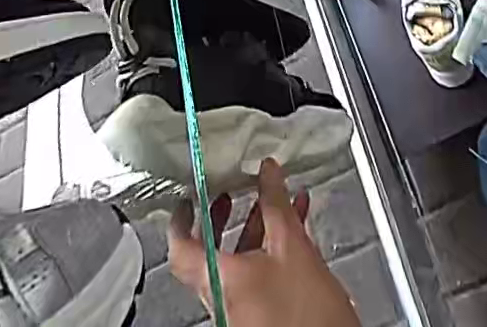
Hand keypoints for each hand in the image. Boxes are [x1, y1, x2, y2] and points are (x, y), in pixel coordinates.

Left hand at [166, 160, 358, 326]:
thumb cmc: (304, 314)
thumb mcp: (290, 244)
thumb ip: (275, 202)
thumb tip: (267, 173)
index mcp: (219, 280)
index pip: (181, 249)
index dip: (181, 220)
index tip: (187, 201)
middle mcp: (223, 299)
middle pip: (210, 252)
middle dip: (221, 219)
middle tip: (225, 197)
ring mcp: (241, 310)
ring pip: (239, 261)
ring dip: (254, 228)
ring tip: (270, 203)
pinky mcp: (263, 315)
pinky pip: (257, 273)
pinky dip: (270, 247)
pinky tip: (294, 226)